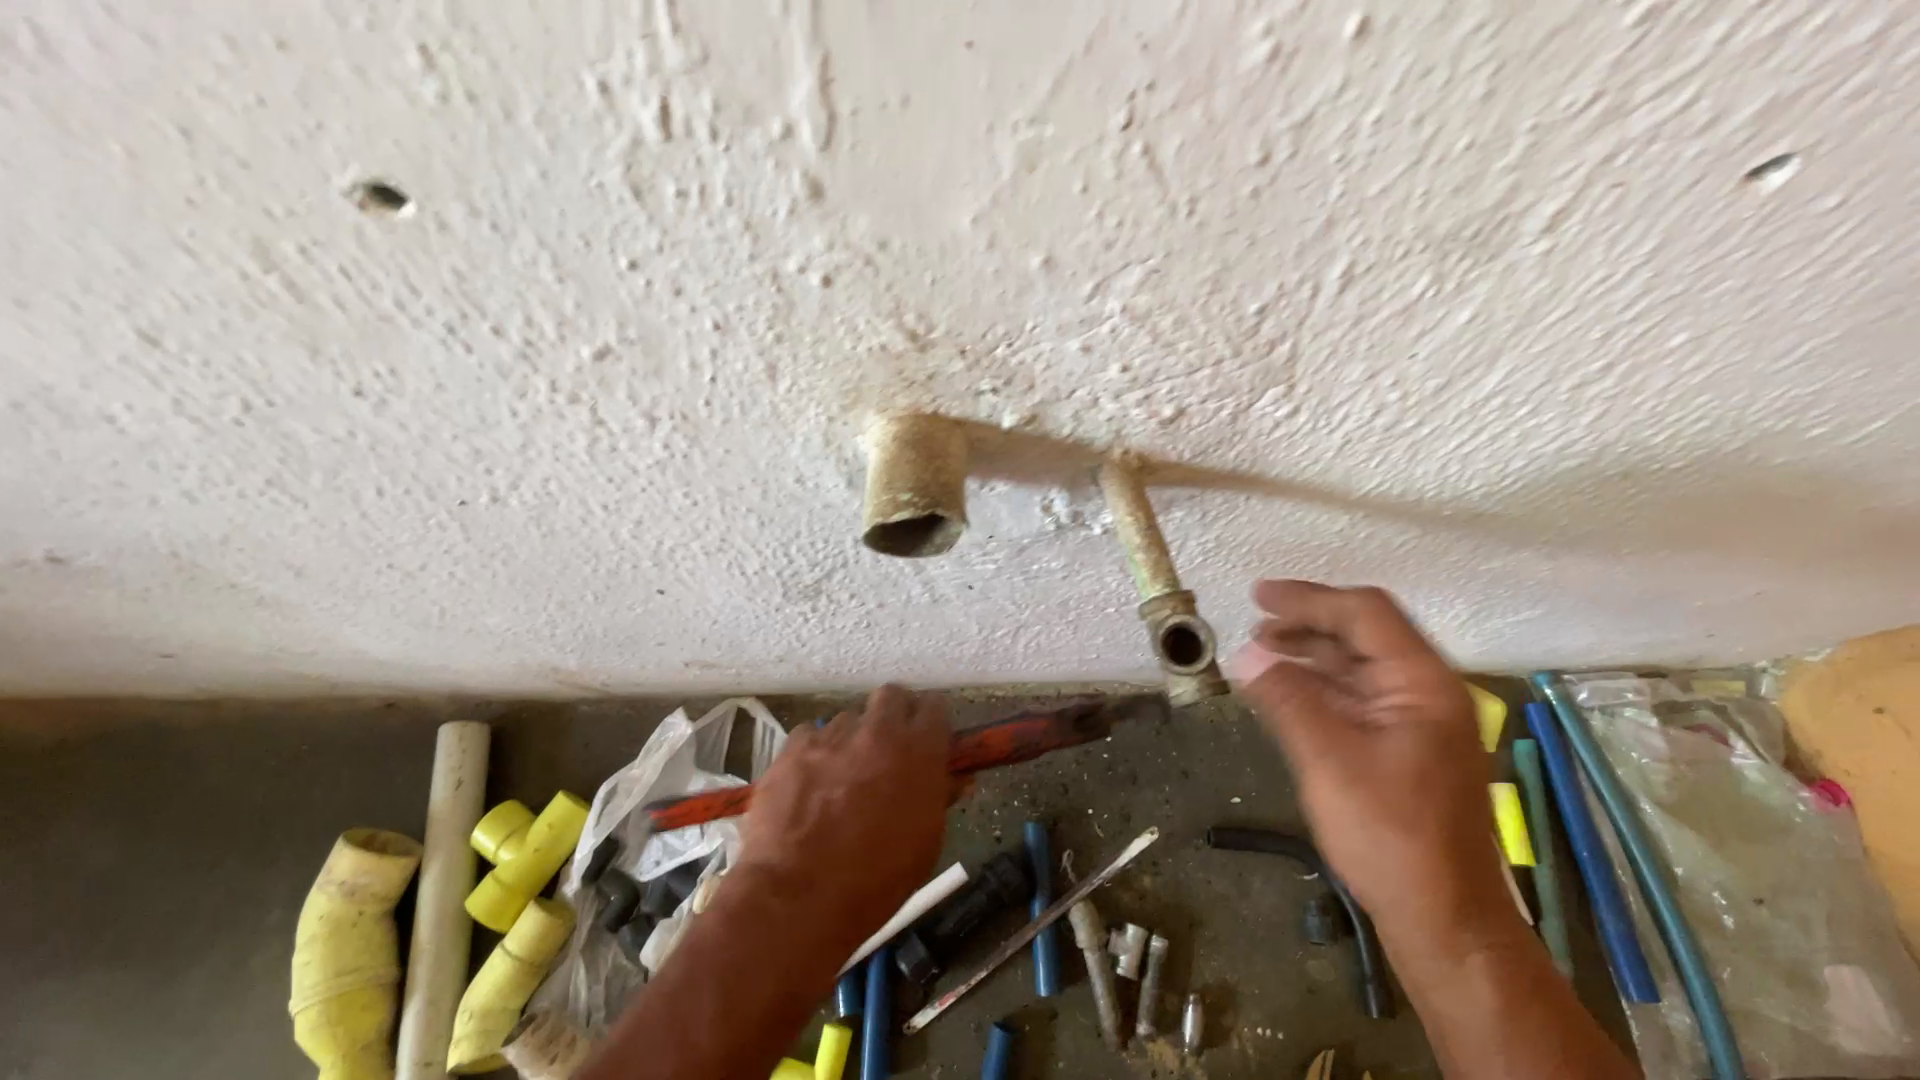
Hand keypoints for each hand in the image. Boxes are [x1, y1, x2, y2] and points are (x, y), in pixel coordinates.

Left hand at [733, 684, 952, 955]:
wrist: (799, 896)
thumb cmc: (875, 882)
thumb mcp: (924, 846)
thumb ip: (938, 800)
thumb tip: (953, 779)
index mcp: (920, 753)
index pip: (935, 707)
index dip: (930, 723)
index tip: (926, 741)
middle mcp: (878, 733)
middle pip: (891, 695)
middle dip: (893, 714)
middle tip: (887, 748)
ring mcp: (832, 737)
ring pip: (848, 719)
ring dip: (851, 741)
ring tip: (841, 778)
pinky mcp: (792, 748)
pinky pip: (810, 736)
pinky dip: (814, 754)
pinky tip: (808, 786)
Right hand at [1225, 581, 1513, 947]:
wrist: (1442, 915)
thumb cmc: (1390, 835)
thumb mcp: (1330, 761)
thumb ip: (1288, 700)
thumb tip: (1246, 654)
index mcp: (1424, 685)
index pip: (1366, 616)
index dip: (1310, 600)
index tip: (1259, 596)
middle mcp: (1427, 694)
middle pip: (1365, 637)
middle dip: (1308, 625)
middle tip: (1255, 623)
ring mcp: (1418, 723)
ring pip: (1360, 669)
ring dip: (1311, 656)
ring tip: (1262, 654)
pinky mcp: (1404, 750)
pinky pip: (1358, 701)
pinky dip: (1320, 689)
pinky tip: (1287, 694)